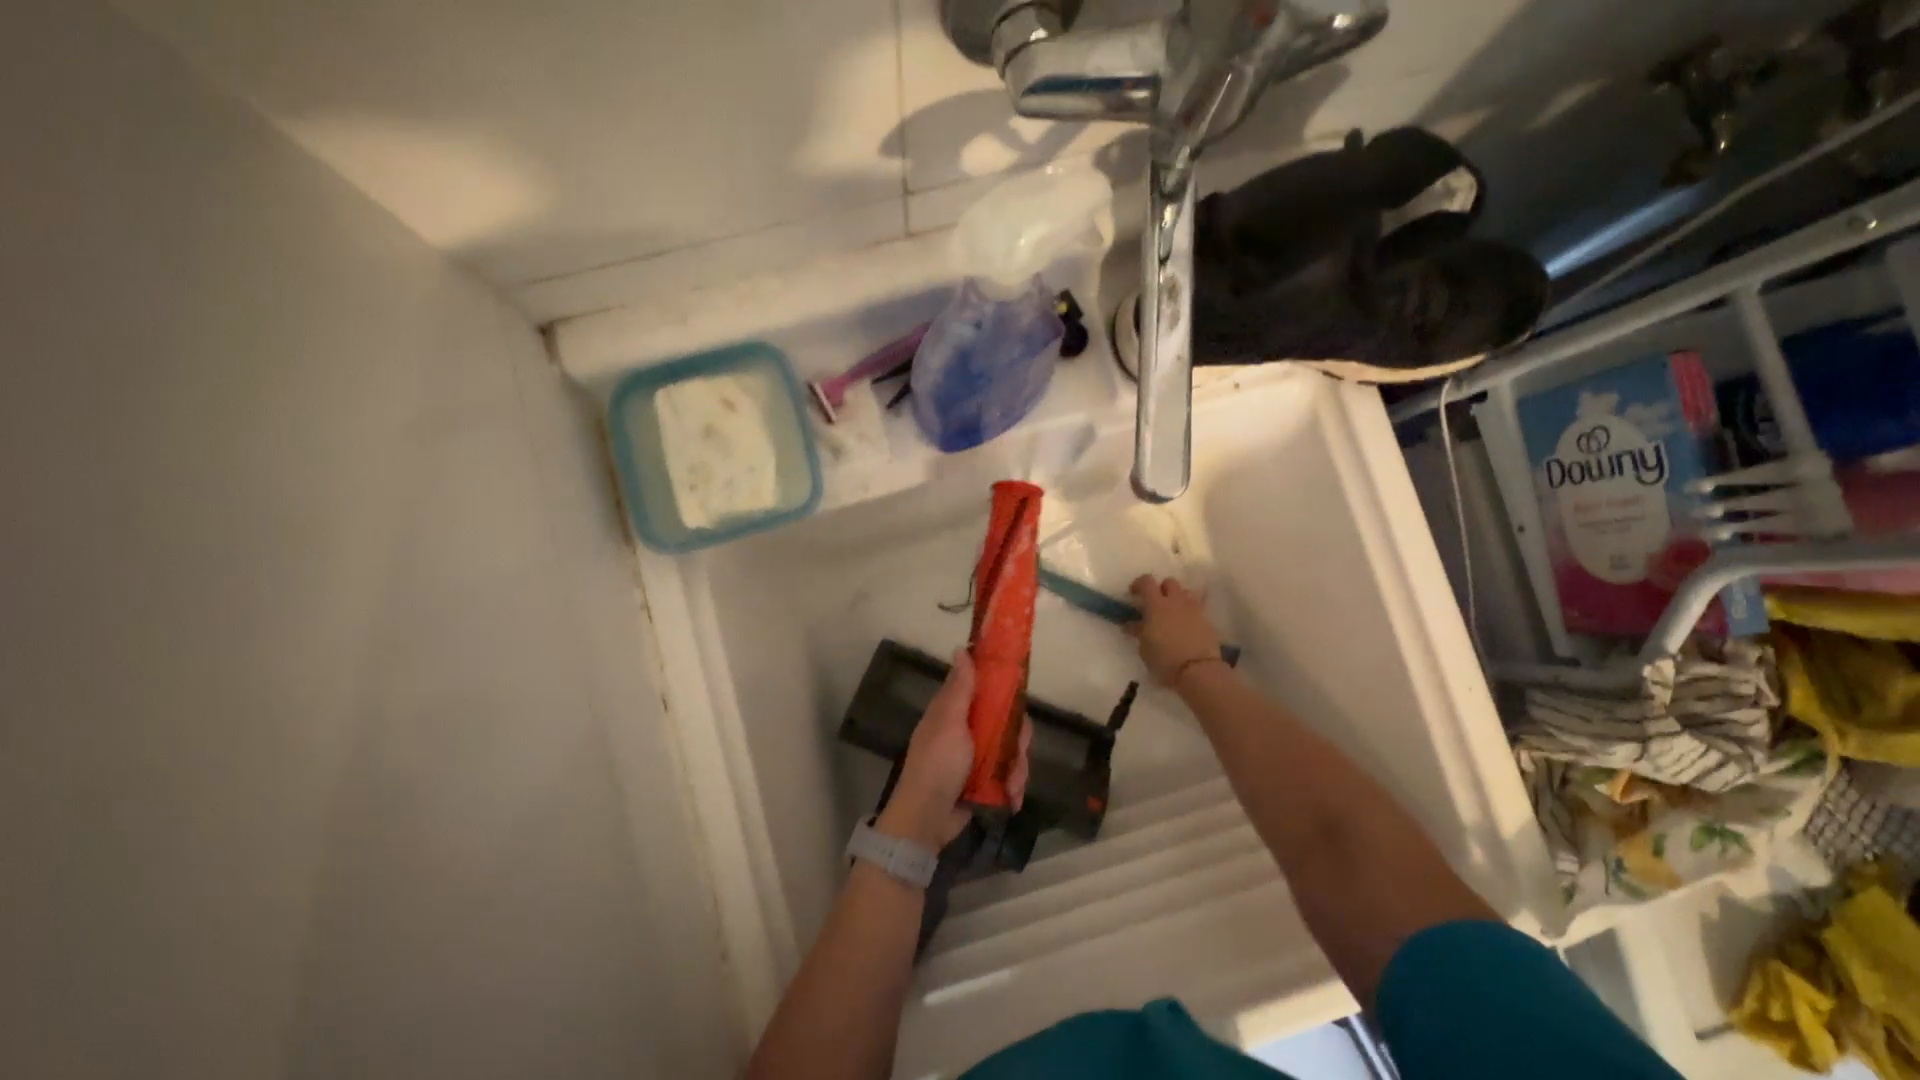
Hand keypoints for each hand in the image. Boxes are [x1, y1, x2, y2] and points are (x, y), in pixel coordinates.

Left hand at [877, 649, 1030, 849]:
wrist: (927, 819)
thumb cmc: (937, 765)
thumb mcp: (949, 723)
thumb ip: (960, 689)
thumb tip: (961, 648)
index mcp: (955, 711)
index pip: (987, 689)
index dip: (1006, 690)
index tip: (1021, 694)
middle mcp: (967, 730)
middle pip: (1007, 723)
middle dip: (1018, 742)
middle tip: (1018, 754)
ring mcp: (976, 757)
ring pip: (1011, 752)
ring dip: (1017, 770)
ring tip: (1012, 788)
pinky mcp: (983, 781)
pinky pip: (1008, 776)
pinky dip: (1012, 787)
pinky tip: (1011, 798)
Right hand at [1126, 575, 1223, 685]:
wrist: (1197, 670)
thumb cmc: (1164, 659)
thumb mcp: (1144, 647)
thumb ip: (1138, 631)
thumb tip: (1132, 624)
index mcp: (1156, 605)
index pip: (1147, 582)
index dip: (1139, 584)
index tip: (1134, 593)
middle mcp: (1175, 602)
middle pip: (1169, 582)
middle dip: (1161, 589)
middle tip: (1155, 604)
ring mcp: (1193, 609)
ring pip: (1185, 593)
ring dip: (1177, 598)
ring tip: (1172, 613)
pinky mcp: (1206, 620)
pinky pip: (1196, 608)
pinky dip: (1189, 612)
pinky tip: (1185, 626)